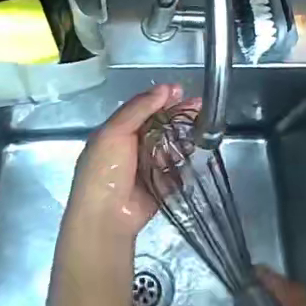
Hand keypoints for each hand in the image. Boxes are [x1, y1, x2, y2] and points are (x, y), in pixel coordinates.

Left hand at [61, 84, 184, 248]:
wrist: (106, 216)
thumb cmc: (105, 169)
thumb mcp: (115, 132)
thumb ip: (139, 109)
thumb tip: (164, 88)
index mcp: (116, 132)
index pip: (141, 109)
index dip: (160, 98)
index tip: (180, 90)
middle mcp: (131, 147)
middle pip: (159, 125)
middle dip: (177, 115)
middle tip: (199, 106)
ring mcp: (146, 167)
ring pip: (169, 145)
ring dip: (183, 135)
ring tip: (200, 125)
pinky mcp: (160, 185)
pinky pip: (175, 168)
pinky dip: (185, 159)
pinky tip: (196, 148)